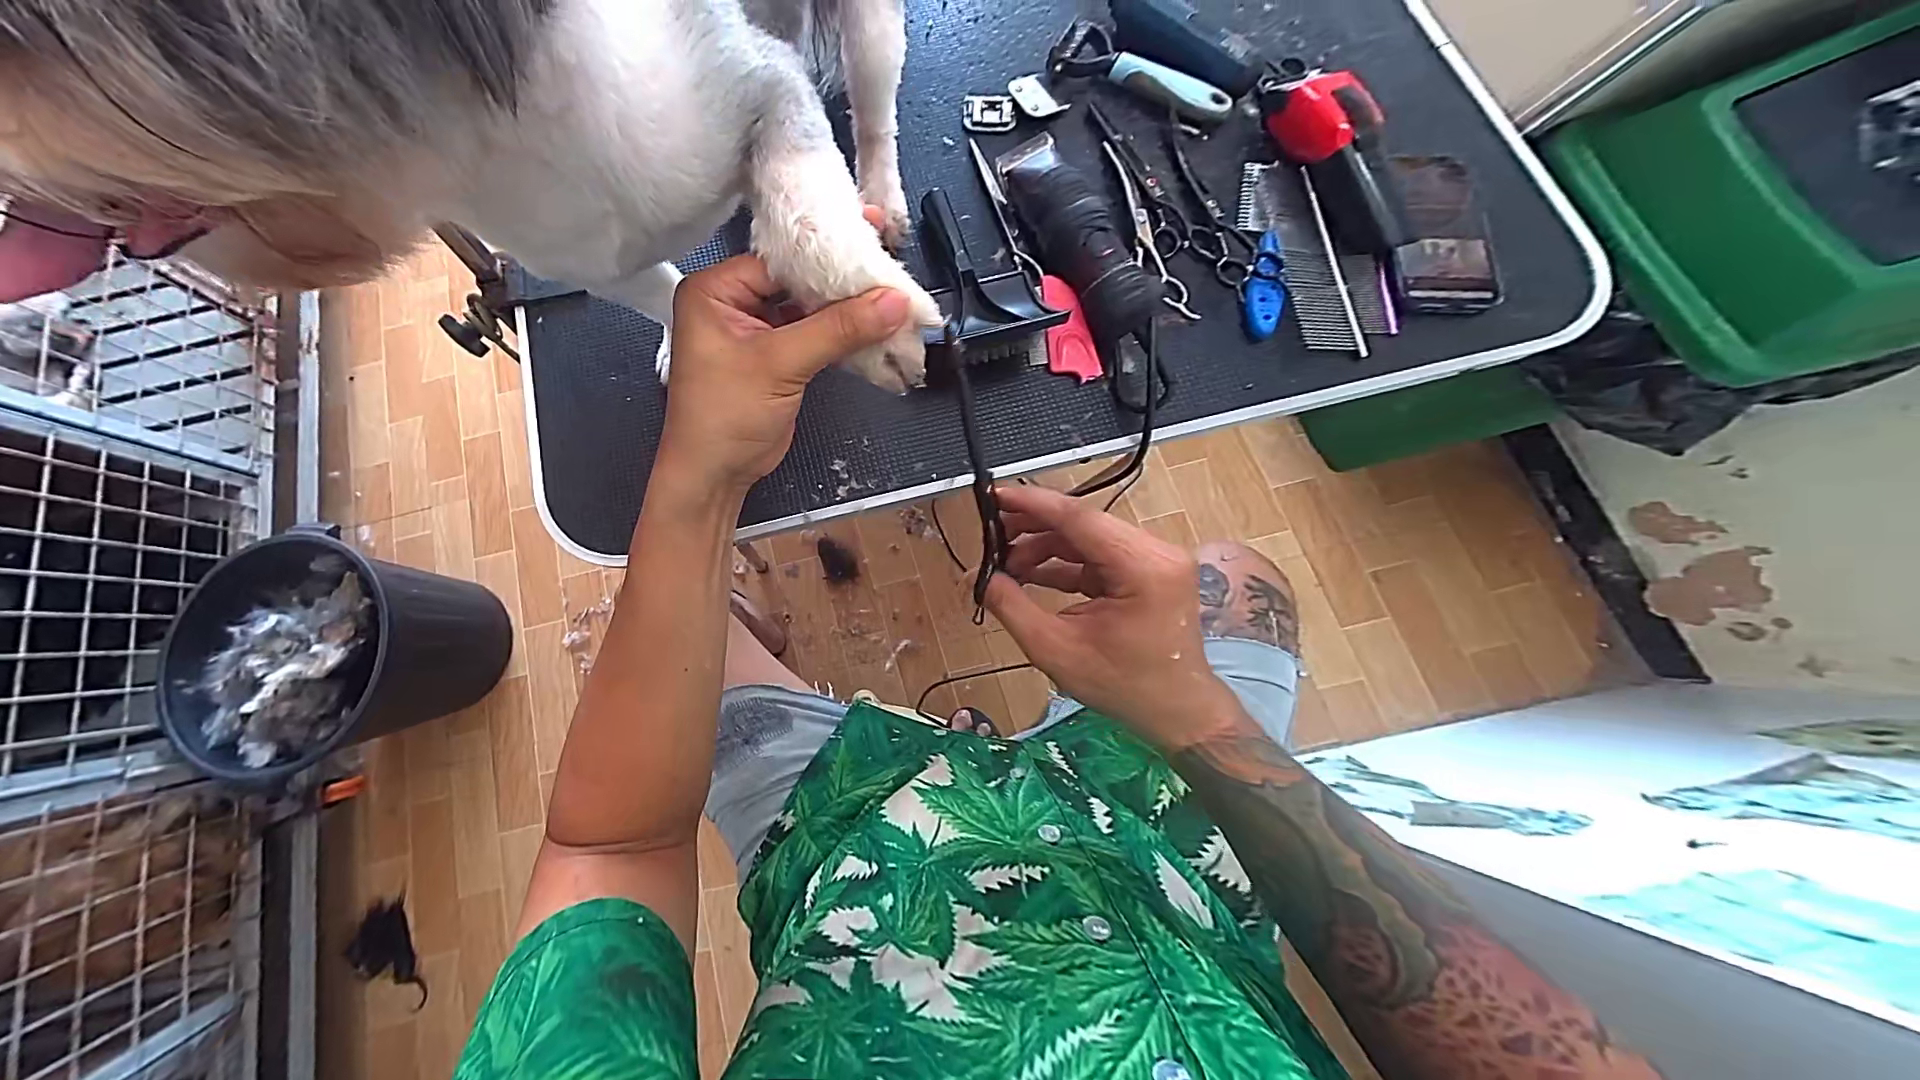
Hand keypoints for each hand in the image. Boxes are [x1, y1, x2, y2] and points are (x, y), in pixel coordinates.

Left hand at [657, 251, 911, 488]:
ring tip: (892, 296)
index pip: (781, 260)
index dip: (827, 254)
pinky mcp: (780, 359)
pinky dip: (845, 335)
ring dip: (849, 310)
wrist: (717, 475)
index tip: (872, 244)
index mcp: (716, 290)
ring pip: (812, 310)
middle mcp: (735, 304)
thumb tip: (892, 301)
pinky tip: (876, 329)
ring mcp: (759, 332)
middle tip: (888, 267)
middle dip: (843, 282)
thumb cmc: (723, 418)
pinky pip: (817, 335)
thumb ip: (837, 329)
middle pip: (799, 282)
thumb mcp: (780, 364)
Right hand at [983, 485, 1244, 750]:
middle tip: (991, 537)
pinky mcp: (1148, 571)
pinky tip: (1030, 572)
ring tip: (1006, 563)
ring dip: (1045, 546)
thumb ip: (1012, 606)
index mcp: (1143, 567)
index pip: (1078, 518)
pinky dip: (1064, 562)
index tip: (994, 495)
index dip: (1031, 503)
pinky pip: (1098, 555)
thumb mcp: (1056, 650)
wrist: (1177, 712)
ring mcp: (1156, 559)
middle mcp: (1156, 552)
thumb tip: (979, 577)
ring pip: (1088, 537)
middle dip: (1033, 527)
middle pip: (1083, 523)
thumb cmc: (1123, 687)